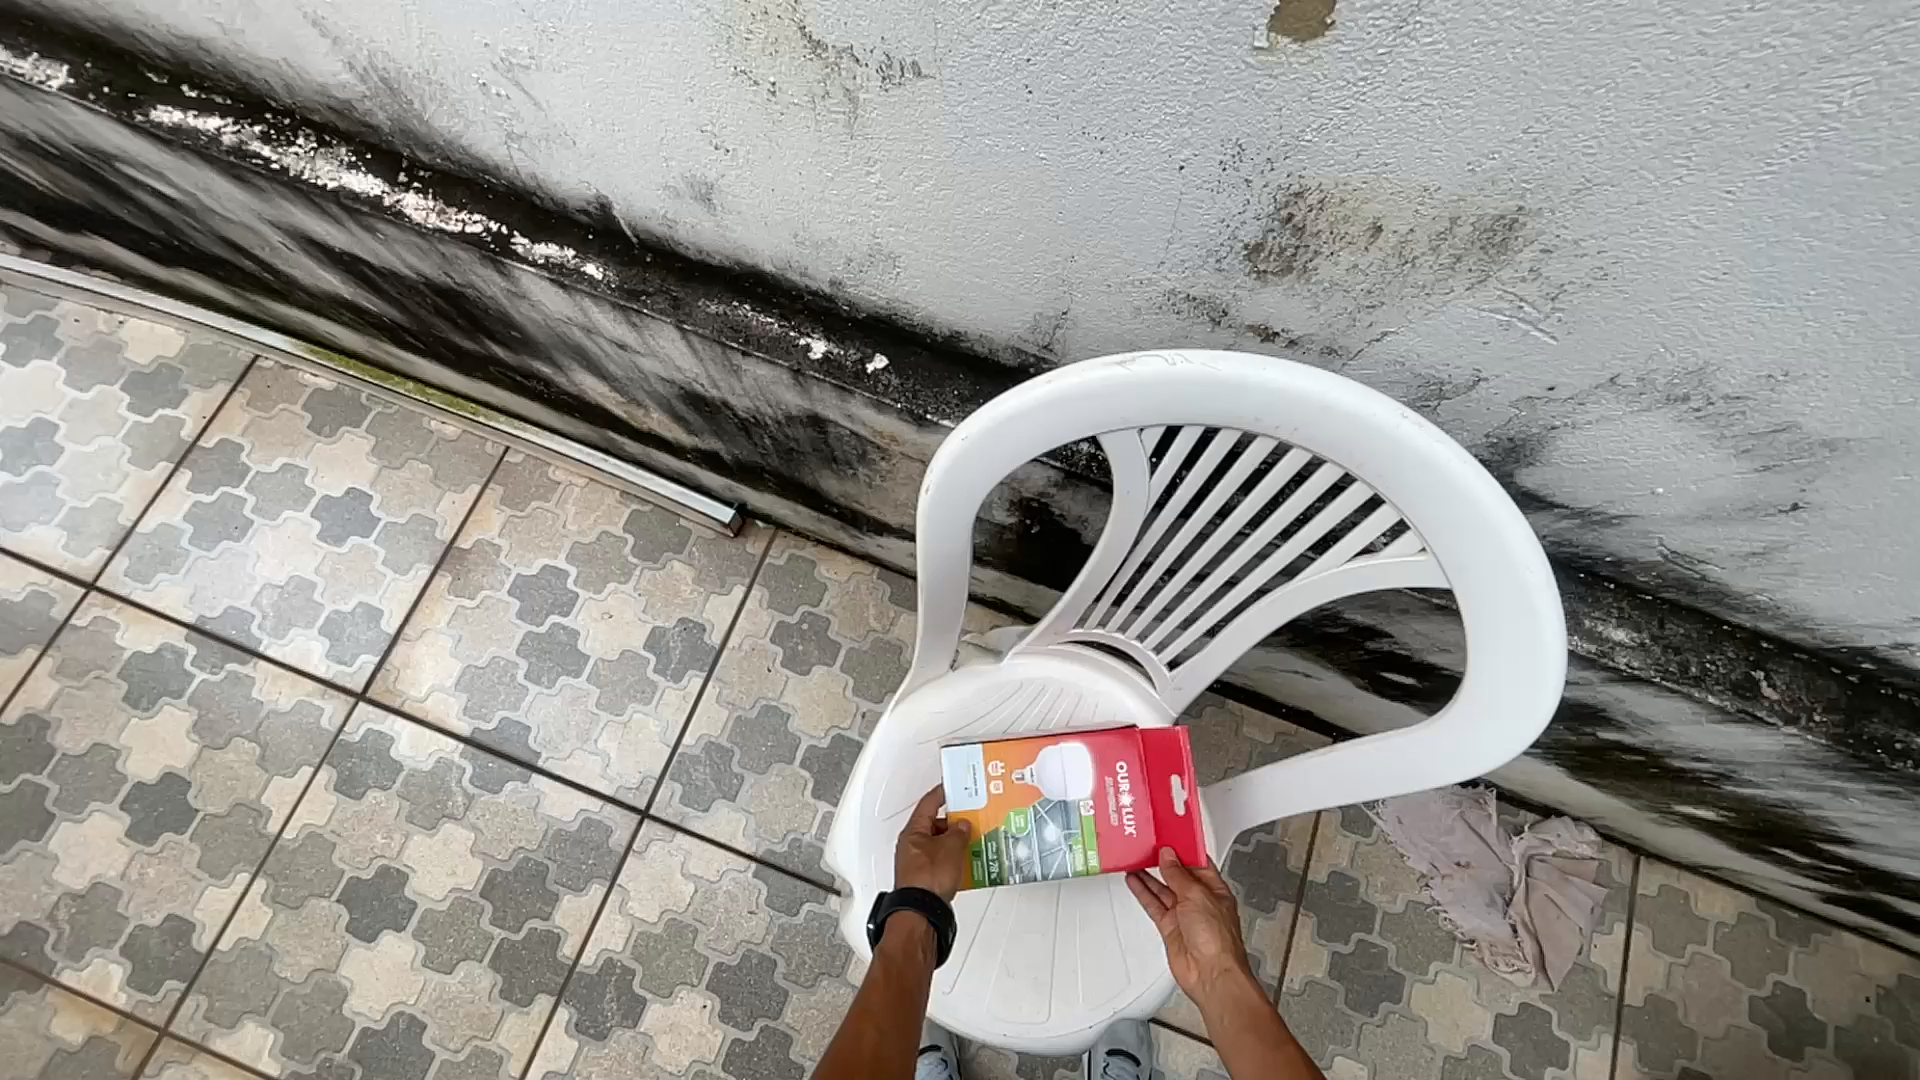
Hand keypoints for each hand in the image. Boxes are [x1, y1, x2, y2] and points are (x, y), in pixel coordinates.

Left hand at [894, 786, 972, 901]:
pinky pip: (938, 862)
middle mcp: (911, 845)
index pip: (929, 803)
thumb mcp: (951, 848)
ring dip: (953, 843)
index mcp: (914, 831)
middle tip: (969, 819)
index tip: (952, 786)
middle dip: (952, 822)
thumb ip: (959, 832)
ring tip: (970, 842)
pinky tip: (964, 864)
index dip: (942, 793)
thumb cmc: (929, 879)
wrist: (921, 913)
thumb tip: (963, 825)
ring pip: (937, 844)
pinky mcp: (922, 879)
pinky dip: (951, 860)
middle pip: (933, 825)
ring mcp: (915, 863)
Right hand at [1127, 848, 1256, 1004]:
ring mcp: (1184, 915)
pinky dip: (1143, 892)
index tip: (1169, 835)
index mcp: (1214, 890)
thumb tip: (1168, 856)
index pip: (1197, 862)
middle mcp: (1200, 901)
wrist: (1211, 976)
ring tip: (1136, 858)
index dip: (1183, 848)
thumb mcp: (1197, 896)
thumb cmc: (1218, 941)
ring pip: (1163, 888)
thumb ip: (1179, 875)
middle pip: (1178, 874)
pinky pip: (1154, 904)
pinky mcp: (1170, 927)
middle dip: (1163, 860)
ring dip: (1149, 874)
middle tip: (1148, 844)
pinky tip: (1134, 881)